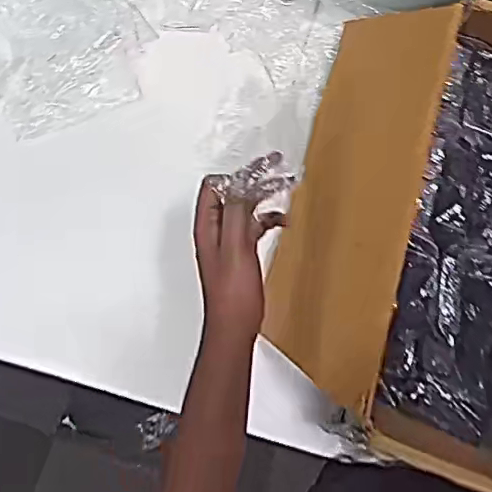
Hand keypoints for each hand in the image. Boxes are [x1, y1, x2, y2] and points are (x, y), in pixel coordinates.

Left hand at [192, 178, 284, 345]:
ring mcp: (228, 240)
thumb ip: (236, 213)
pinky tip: (282, 220)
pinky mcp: (241, 251)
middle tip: (275, 165)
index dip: (238, 171)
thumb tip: (241, 184)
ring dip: (264, 195)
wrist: (235, 328)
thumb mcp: (235, 247)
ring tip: (283, 186)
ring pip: (246, 205)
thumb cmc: (231, 297)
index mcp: (208, 226)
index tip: (261, 164)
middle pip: (233, 191)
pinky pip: (255, 223)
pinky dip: (269, 217)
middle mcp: (215, 230)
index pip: (216, 184)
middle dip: (254, 177)